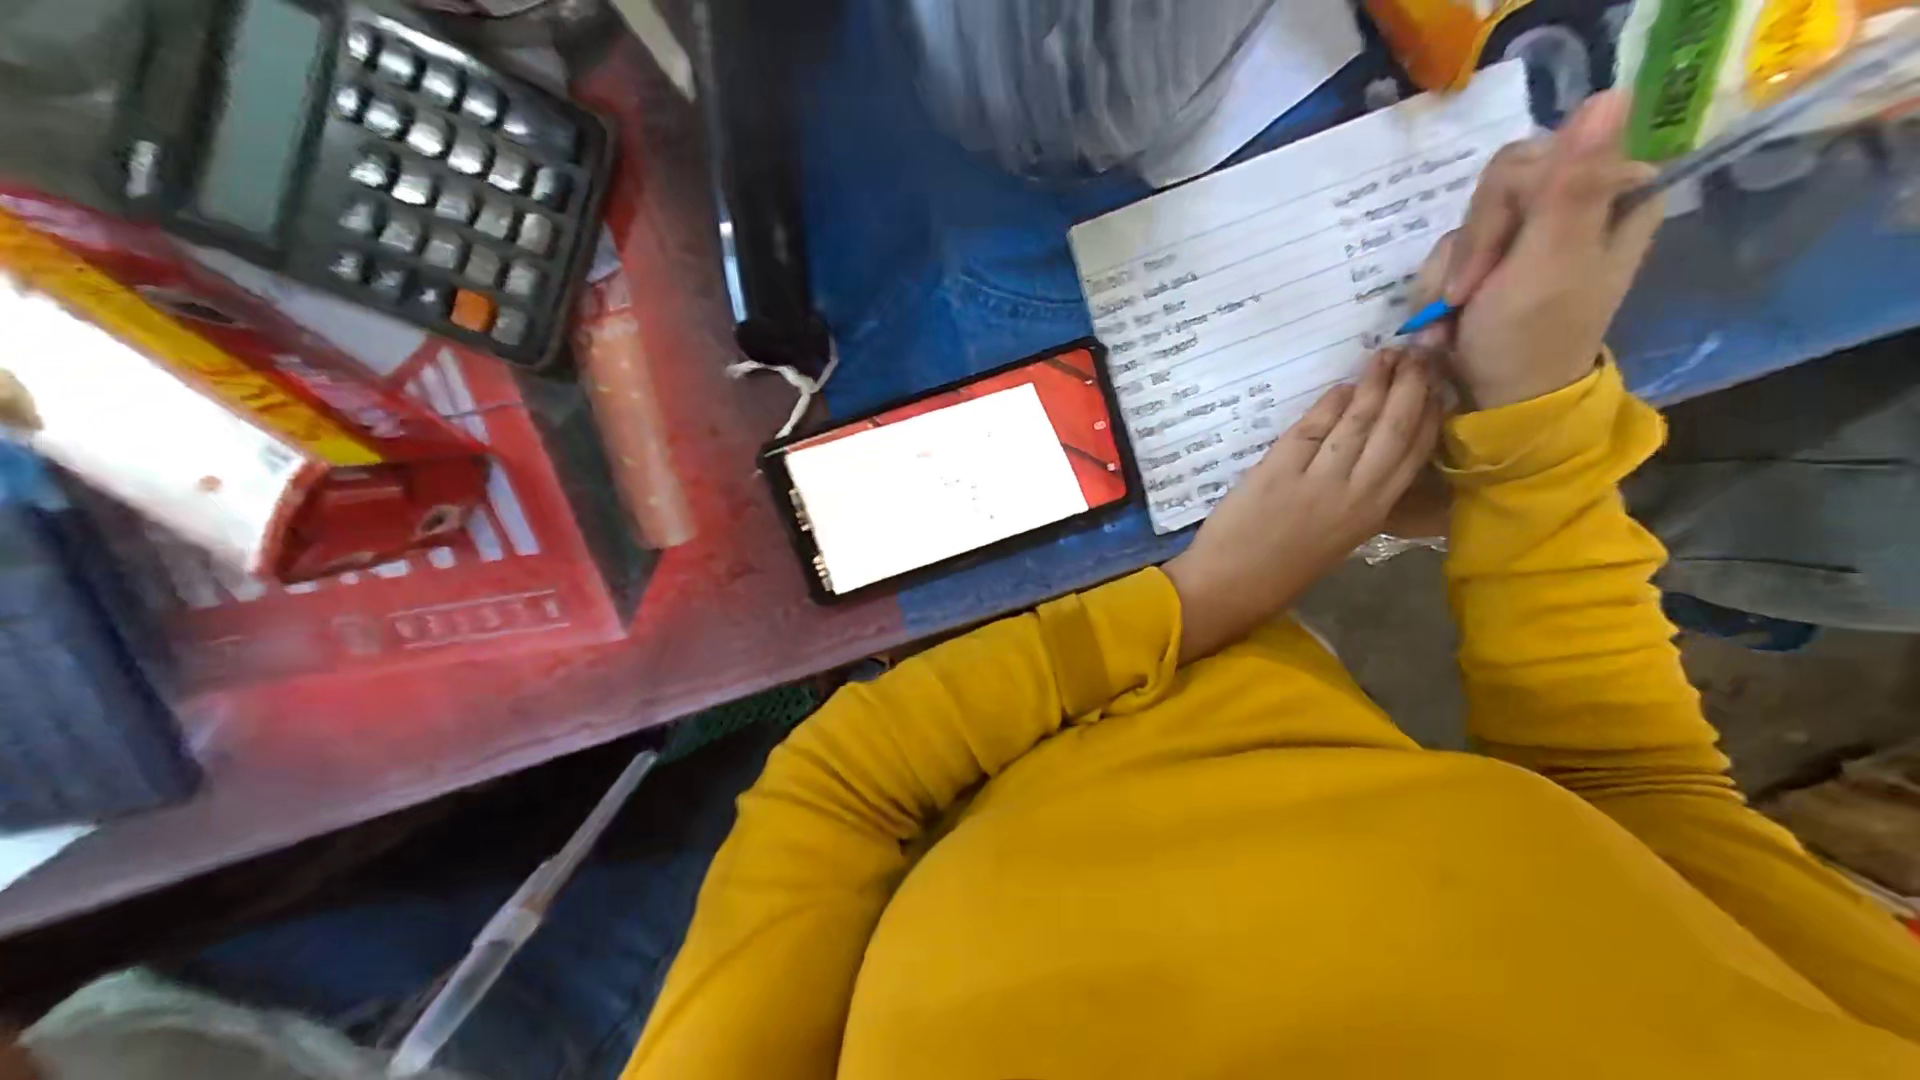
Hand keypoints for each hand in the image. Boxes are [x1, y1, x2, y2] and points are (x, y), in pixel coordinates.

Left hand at [1164, 350, 1441, 661]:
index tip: (1436, 383)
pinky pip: (1312, 428)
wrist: (1230, 586)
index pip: (1415, 453)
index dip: (1430, 413)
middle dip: (1412, 387)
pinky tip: (1342, 387)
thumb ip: (1354, 496)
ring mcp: (1318, 483)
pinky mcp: (1278, 472)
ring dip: (1376, 385)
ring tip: (1387, 355)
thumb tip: (1364, 445)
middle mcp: (1356, 496)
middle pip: (1396, 430)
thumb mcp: (1335, 537)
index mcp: (1373, 515)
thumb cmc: (1280, 568)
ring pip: (1359, 423)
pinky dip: (1329, 403)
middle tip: (1419, 352)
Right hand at [1412, 90, 1664, 409]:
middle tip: (1461, 300)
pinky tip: (1444, 325)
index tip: (1481, 273)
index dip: (1490, 218)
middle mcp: (1571, 206)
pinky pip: (1446, 261)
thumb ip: (1572, 185)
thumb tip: (1614, 92)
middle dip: (1464, 255)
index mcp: (1609, 193)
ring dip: (1443, 283)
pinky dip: (1435, 297)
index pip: (1525, 162)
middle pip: (1488, 196)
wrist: (1501, 400)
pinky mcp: (1493, 267)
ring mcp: (1528, 239)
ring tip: (1450, 323)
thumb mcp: (1549, 261)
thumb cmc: (1529, 337)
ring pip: (1460, 232)